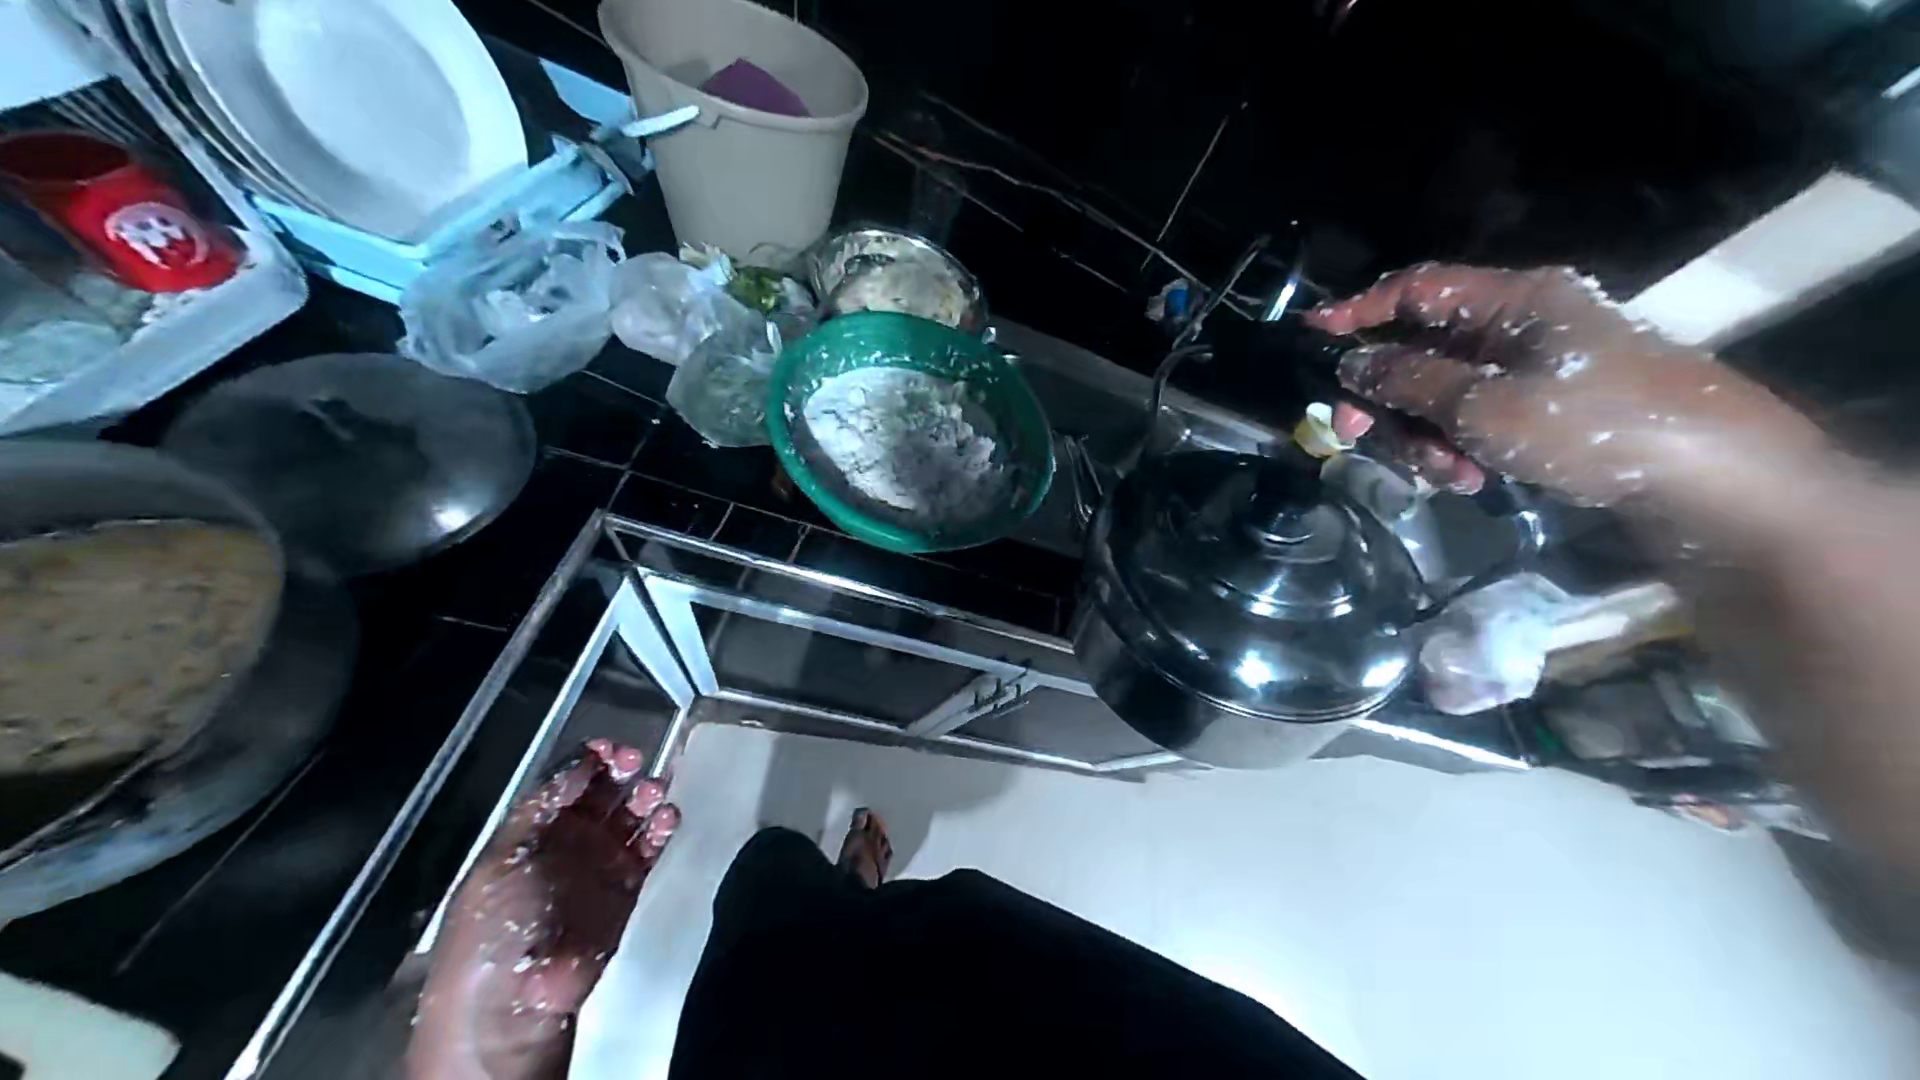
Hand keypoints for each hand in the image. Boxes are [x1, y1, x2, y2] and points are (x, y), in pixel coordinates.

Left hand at [407, 741, 678, 1079]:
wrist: (513, 1006)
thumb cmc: (496, 927)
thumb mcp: (502, 860)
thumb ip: (542, 805)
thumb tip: (582, 762)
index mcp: (532, 832)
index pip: (566, 783)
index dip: (588, 761)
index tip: (609, 748)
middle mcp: (569, 842)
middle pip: (604, 792)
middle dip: (621, 770)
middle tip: (636, 761)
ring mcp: (601, 863)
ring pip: (632, 814)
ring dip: (645, 795)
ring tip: (654, 790)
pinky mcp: (629, 886)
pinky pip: (652, 846)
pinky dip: (664, 827)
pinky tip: (667, 816)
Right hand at [1305, 264, 1827, 506]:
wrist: (1703, 477)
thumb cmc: (1589, 422)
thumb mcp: (1481, 404)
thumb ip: (1406, 381)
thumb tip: (1350, 364)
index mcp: (1509, 304)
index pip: (1416, 289)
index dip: (1359, 309)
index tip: (1313, 333)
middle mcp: (1511, 329)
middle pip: (1414, 354)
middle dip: (1384, 401)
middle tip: (1353, 435)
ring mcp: (1520, 371)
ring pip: (1433, 397)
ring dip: (1421, 439)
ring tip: (1446, 474)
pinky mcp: (1530, 408)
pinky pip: (1463, 422)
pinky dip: (1454, 451)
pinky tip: (1470, 480)